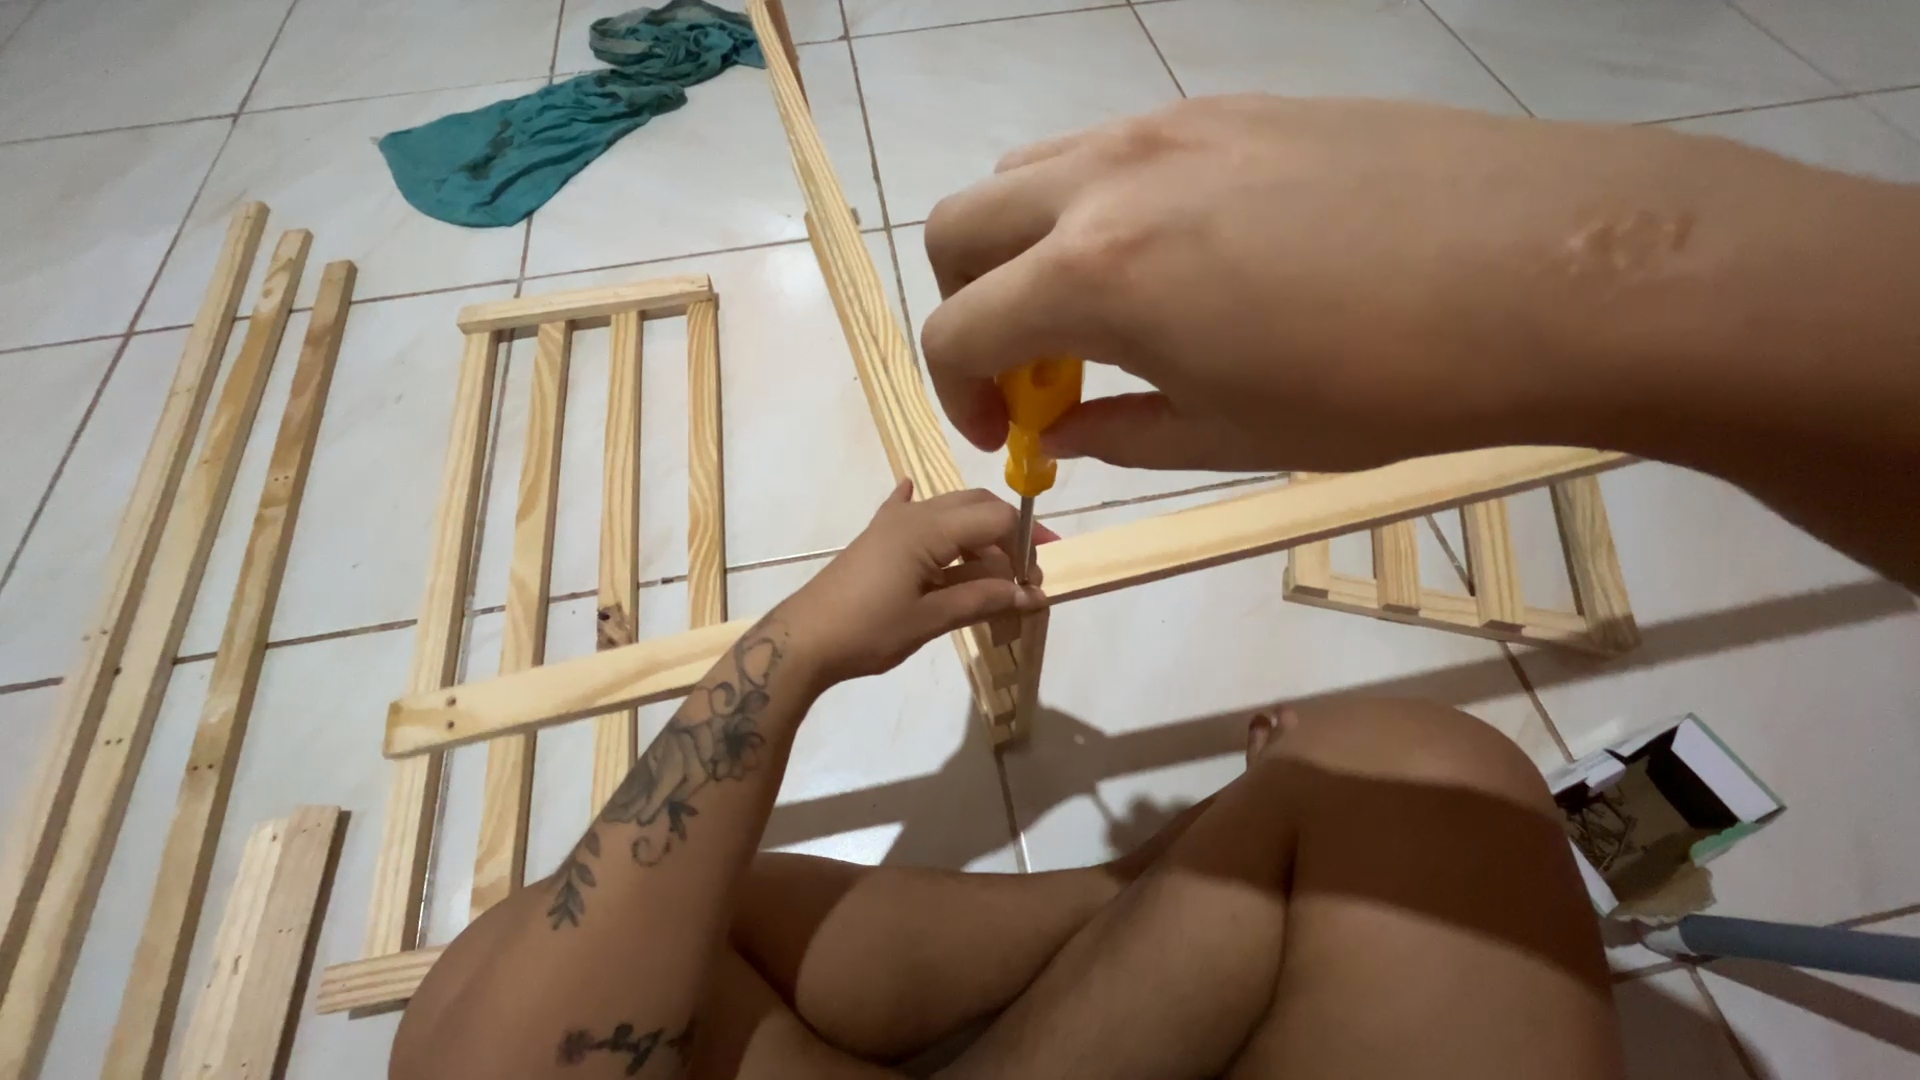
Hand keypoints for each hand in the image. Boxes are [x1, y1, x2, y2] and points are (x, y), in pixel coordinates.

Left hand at [777, 481, 1050, 683]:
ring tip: (996, 574)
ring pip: (950, 513)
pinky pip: (911, 512)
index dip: (1025, 545)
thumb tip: (1033, 596)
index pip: (995, 518)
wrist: (803, 640)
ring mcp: (891, 523)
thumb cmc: (868, 630)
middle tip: (1028, 573)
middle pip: (976, 506)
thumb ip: (984, 600)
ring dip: (979, 536)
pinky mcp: (877, 538)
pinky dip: (932, 514)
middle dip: (1009, 534)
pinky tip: (918, 493)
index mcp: (928, 529)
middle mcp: (913, 514)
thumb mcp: (931, 619)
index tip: (1037, 582)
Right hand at [919, 94, 1862, 472]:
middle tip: (1025, 368)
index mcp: (1095, 276)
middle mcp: (1106, 182)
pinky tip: (1162, 264)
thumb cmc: (1378, 385)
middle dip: (964, 309)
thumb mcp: (1226, 437)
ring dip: (1020, 254)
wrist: (1553, 270)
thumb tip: (1057, 433)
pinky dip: (1088, 215)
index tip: (1002, 432)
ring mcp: (1166, 128)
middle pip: (957, 229)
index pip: (956, 330)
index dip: (956, 394)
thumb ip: (1115, 434)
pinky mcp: (1227, 107)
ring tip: (1088, 316)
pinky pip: (1106, 153)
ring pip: (1024, 177)